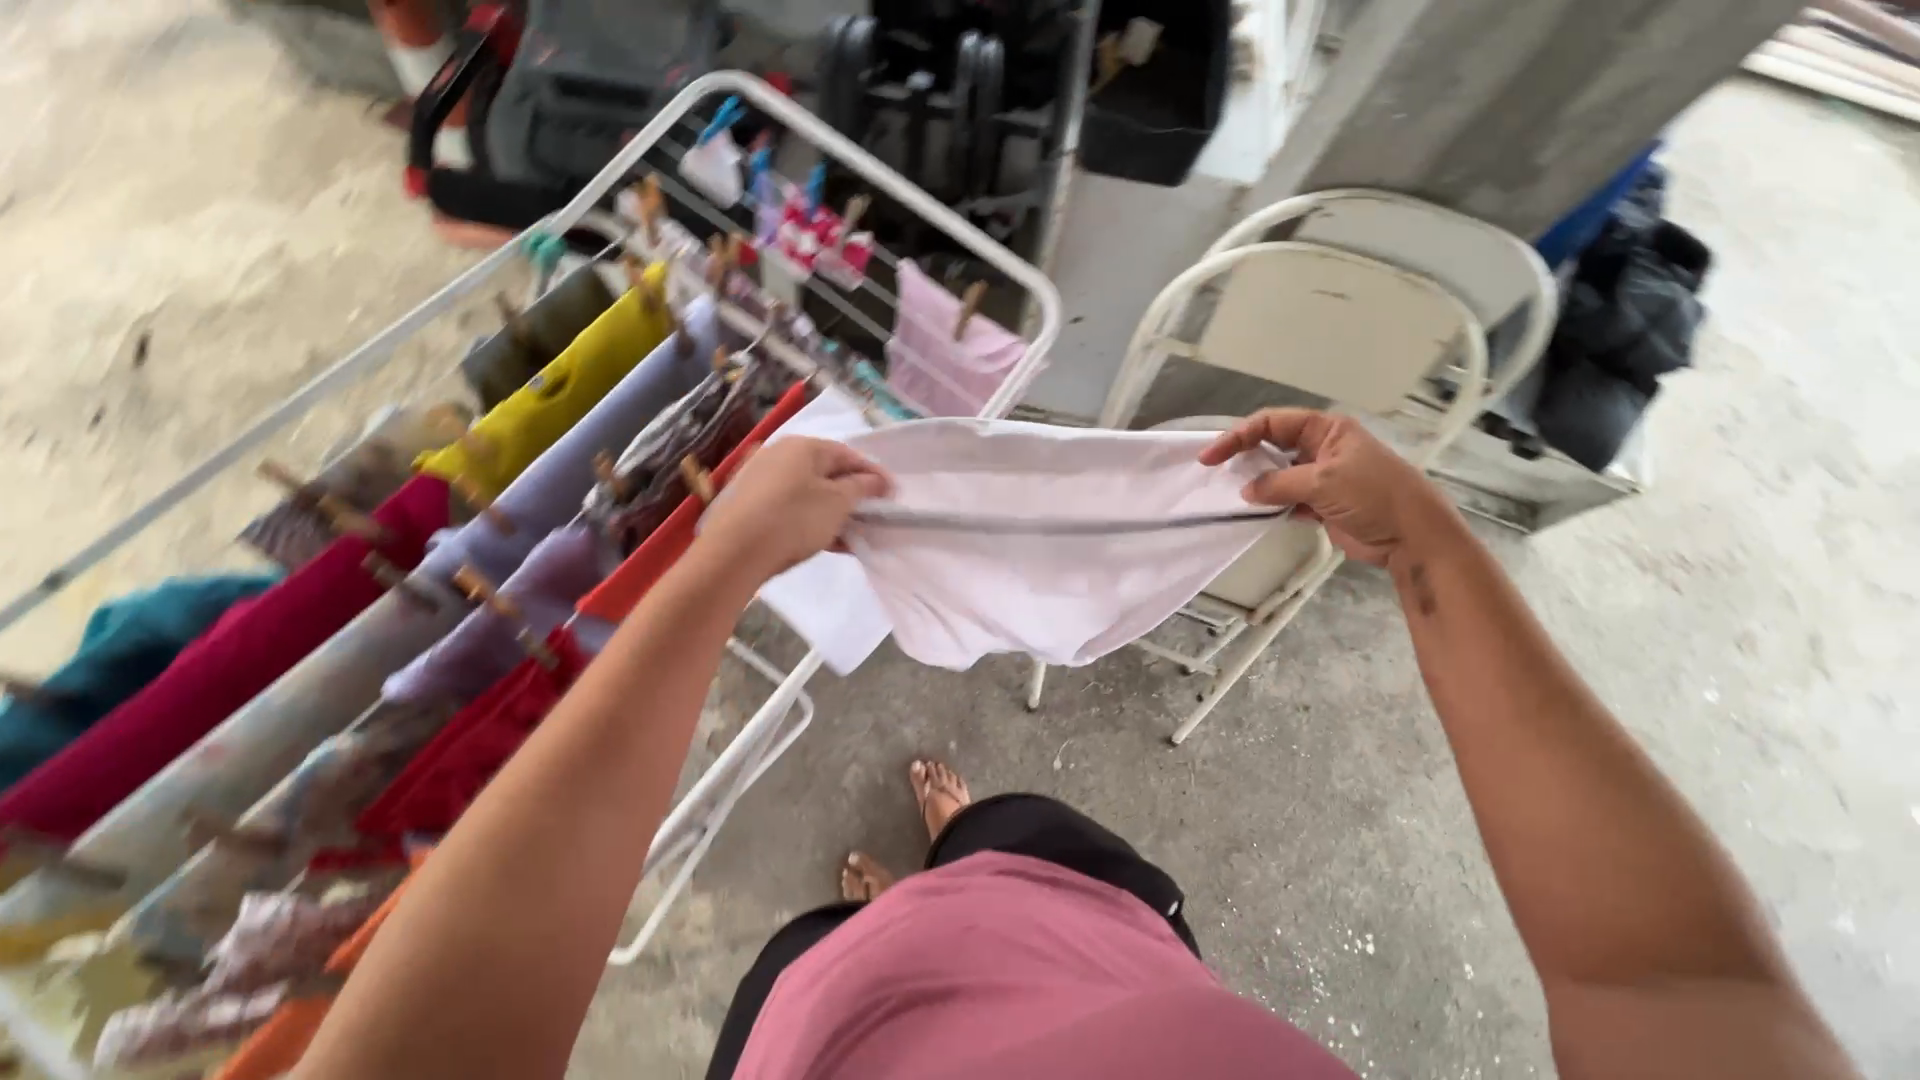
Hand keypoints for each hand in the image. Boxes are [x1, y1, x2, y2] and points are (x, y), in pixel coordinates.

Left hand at [700, 437, 890, 580]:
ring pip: (808, 492)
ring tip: (853, 534)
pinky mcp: (748, 505)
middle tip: (873, 515)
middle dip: (853, 494)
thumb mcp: (837, 503)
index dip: (873, 474)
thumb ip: (862, 487)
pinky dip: (812, 520)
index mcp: (802, 445)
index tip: (892, 495)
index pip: (847, 454)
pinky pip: (790, 507)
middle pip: (826, 472)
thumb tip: (876, 480)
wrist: (734, 552)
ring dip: (834, 511)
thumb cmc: (794, 519)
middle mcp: (778, 454)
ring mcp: (760, 479)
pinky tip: (827, 542)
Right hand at [1199, 409, 1455, 566]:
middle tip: (1214, 472)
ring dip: (1257, 483)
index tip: (1211, 456)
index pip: (1272, 423)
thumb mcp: (1322, 482)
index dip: (1239, 436)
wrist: (1412, 535)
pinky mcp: (1322, 504)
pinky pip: (1287, 499)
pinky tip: (1255, 512)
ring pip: (1278, 474)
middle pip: (1273, 445)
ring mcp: (1322, 477)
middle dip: (1244, 456)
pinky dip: (1271, 504)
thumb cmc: (1373, 495)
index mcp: (1327, 430)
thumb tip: (1247, 491)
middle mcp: (1322, 448)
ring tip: (1229, 493)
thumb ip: (1278, 484)